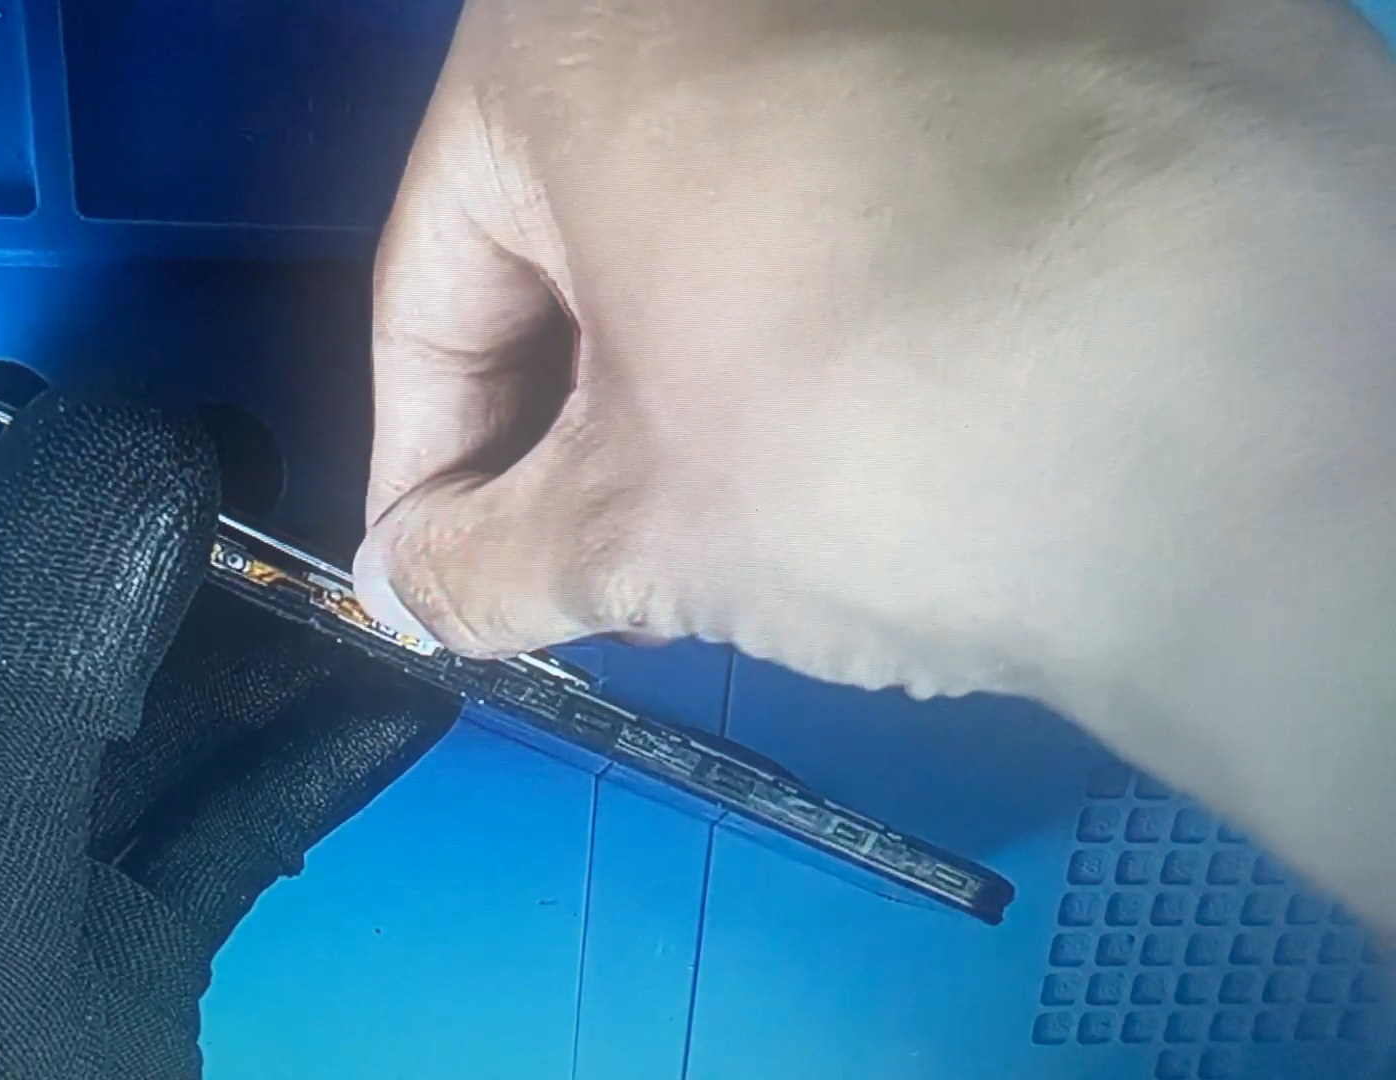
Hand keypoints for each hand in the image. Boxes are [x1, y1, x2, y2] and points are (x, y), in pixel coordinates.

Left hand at [0, 364, 458, 1079]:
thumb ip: (35, 648)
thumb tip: (123, 443)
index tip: (100, 404)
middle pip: (57, 636)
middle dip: (170, 568)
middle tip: (263, 487)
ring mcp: (41, 859)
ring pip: (169, 720)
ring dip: (274, 662)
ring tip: (359, 592)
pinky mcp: (144, 918)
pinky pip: (236, 811)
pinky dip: (318, 762)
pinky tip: (405, 707)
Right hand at [353, 0, 1395, 925]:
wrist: (1312, 446)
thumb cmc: (889, 446)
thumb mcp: (634, 530)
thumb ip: (477, 569)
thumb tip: (397, 599)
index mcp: (565, 43)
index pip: (422, 287)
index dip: (412, 456)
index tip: (421, 563)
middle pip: (535, 260)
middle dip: (525, 441)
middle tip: (541, 568)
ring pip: (653, 239)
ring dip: (629, 406)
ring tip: (653, 537)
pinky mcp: (1002, 43)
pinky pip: (779, 212)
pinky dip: (739, 338)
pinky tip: (768, 447)